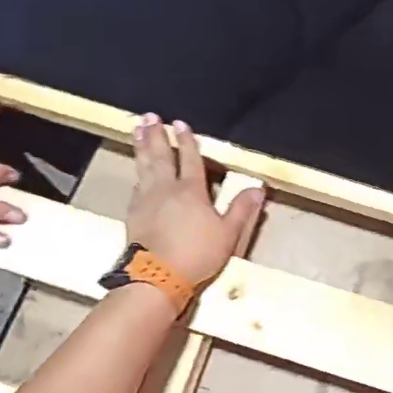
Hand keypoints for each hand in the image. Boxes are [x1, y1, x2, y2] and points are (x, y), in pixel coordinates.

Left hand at [127, 114, 262, 285]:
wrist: (156, 276)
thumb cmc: (198, 254)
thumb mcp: (228, 233)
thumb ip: (241, 209)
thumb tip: (259, 188)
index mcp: (191, 191)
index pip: (190, 159)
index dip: (187, 141)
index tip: (181, 124)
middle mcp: (166, 189)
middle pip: (160, 156)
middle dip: (157, 135)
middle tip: (150, 116)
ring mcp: (146, 200)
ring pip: (143, 166)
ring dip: (141, 146)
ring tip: (136, 129)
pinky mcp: (133, 213)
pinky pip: (135, 185)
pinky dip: (136, 172)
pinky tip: (136, 170)